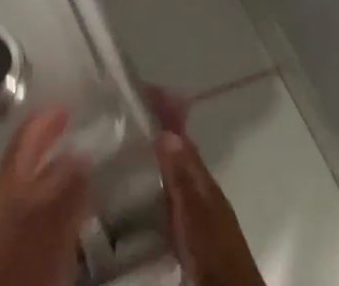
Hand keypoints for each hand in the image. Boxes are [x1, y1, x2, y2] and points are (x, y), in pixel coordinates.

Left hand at [0, 106, 92, 285]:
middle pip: (23, 158)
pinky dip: (50, 188)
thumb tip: (82, 154)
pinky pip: (33, 199)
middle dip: (45, 137)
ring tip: (74, 152)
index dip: (41, 121)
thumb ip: (68, 187)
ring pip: (29, 179)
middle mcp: (1, 197)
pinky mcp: (15, 237)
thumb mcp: (54, 221)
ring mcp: (5, 218)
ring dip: (50, 164)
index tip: (60, 104)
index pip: (22, 143)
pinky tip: (68, 193)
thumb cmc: (32, 258)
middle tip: (66, 119)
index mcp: (6, 187)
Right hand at [145, 87, 266, 285]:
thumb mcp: (195, 214)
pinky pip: (167, 192)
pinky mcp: (187, 227)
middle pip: (177, 150)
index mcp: (202, 180)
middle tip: (126, 108)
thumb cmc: (214, 251)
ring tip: (124, 140)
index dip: (169, 111)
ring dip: (154, 151)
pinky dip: (153, 179)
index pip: (183, 137)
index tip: (148, 86)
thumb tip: (166, 132)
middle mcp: (200, 188)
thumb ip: (182, 178)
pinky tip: (136, 187)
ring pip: (172, 170)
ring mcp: (195, 207)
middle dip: (157, 126)